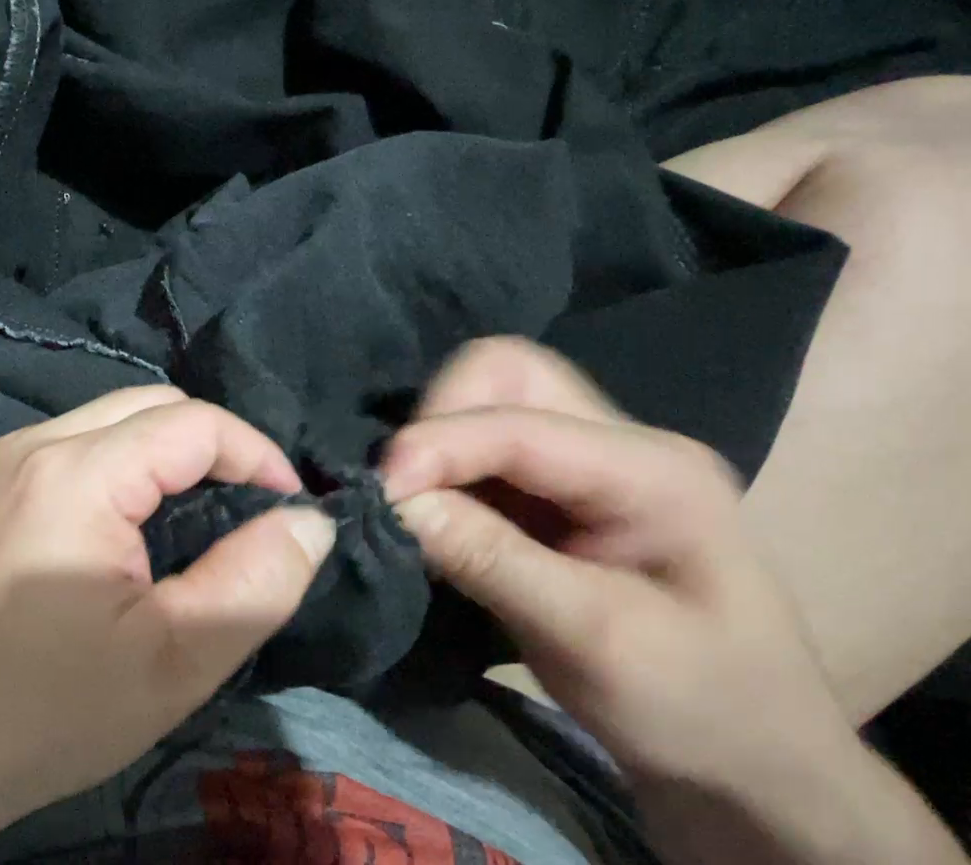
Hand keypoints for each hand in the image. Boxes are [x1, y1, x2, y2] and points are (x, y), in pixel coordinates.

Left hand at [0, 385, 337, 819]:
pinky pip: (85, 443)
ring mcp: (10, 460)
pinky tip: (147, 524)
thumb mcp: (177, 658)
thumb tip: (308, 520)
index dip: (256, 456)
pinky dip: (133, 465)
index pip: (192, 422)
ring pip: (117, 418)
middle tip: (253, 516)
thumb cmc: (59, 708)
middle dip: (216, 448)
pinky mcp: (0, 484)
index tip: (291, 513)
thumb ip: (254, 581)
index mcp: (74, 474)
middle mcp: (35, 444)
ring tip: (209, 521)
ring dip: (174, 455)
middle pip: (151, 405)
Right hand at [379, 337, 846, 782]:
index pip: (516, 421)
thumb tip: (396, 502)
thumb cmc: (695, 705)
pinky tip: (434, 513)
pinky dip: (444, 469)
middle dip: (438, 418)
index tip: (380, 497)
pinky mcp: (561, 490)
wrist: (753, 760)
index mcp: (652, 471)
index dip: (436, 446)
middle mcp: (622, 444)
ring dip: (436, 443)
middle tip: (403, 487)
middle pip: (506, 373)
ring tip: (412, 503)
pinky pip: (484, 447)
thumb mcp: (594, 641)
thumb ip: (491, 560)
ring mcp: (593, 463)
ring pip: (488, 400)